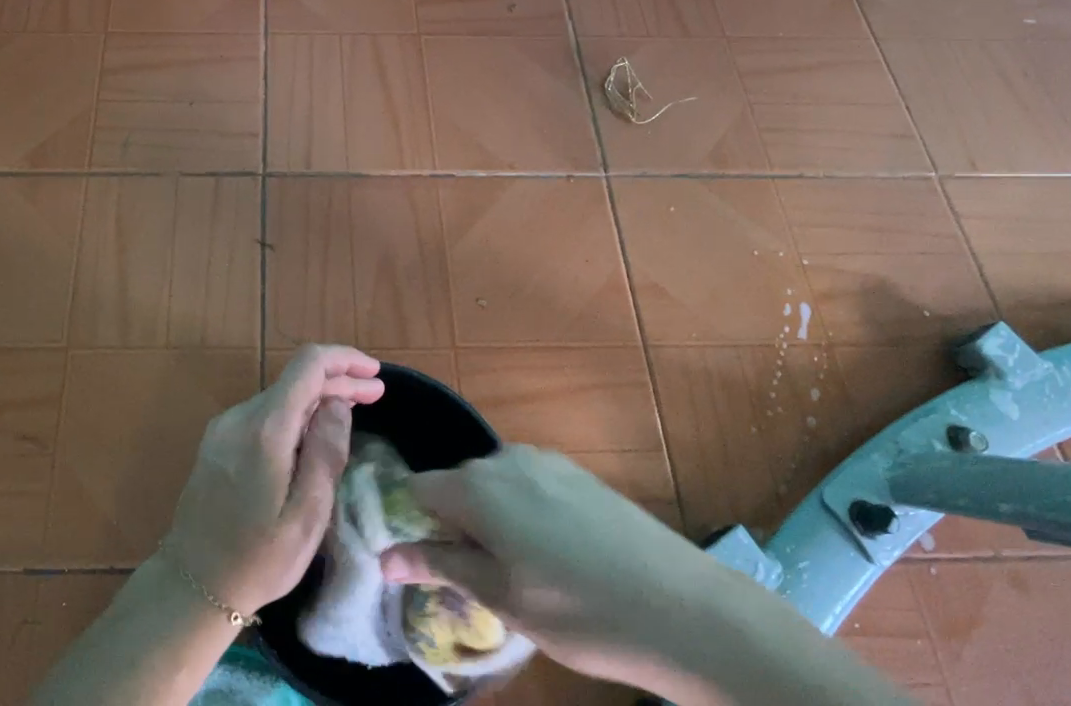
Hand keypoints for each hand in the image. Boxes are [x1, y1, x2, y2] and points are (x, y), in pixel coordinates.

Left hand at [161, 344, 384, 616]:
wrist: (192, 584)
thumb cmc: (258, 559)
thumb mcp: (308, 515)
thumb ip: (325, 453)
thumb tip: (338, 403)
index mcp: (265, 429)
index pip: (307, 365)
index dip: (344, 359)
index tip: (375, 376)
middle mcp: (240, 417)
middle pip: (294, 379)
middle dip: (338, 380)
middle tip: (375, 395)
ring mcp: (224, 428)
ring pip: (280, 396)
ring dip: (317, 397)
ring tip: (352, 412)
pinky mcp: (218, 443)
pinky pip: (264, 414)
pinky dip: (295, 414)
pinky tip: (315, 432)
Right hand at [379, 445, 728, 682]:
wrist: (686, 609)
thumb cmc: (580, 611)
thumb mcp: (501, 599)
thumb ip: (440, 567)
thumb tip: (385, 557)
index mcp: (477, 486)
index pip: (417, 490)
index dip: (413, 526)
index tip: (427, 566)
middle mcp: (506, 459)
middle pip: (457, 486)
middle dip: (456, 526)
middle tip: (479, 582)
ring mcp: (548, 462)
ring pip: (495, 486)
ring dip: (493, 521)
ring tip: (522, 574)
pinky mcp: (580, 473)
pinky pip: (530, 486)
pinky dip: (526, 514)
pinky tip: (558, 556)